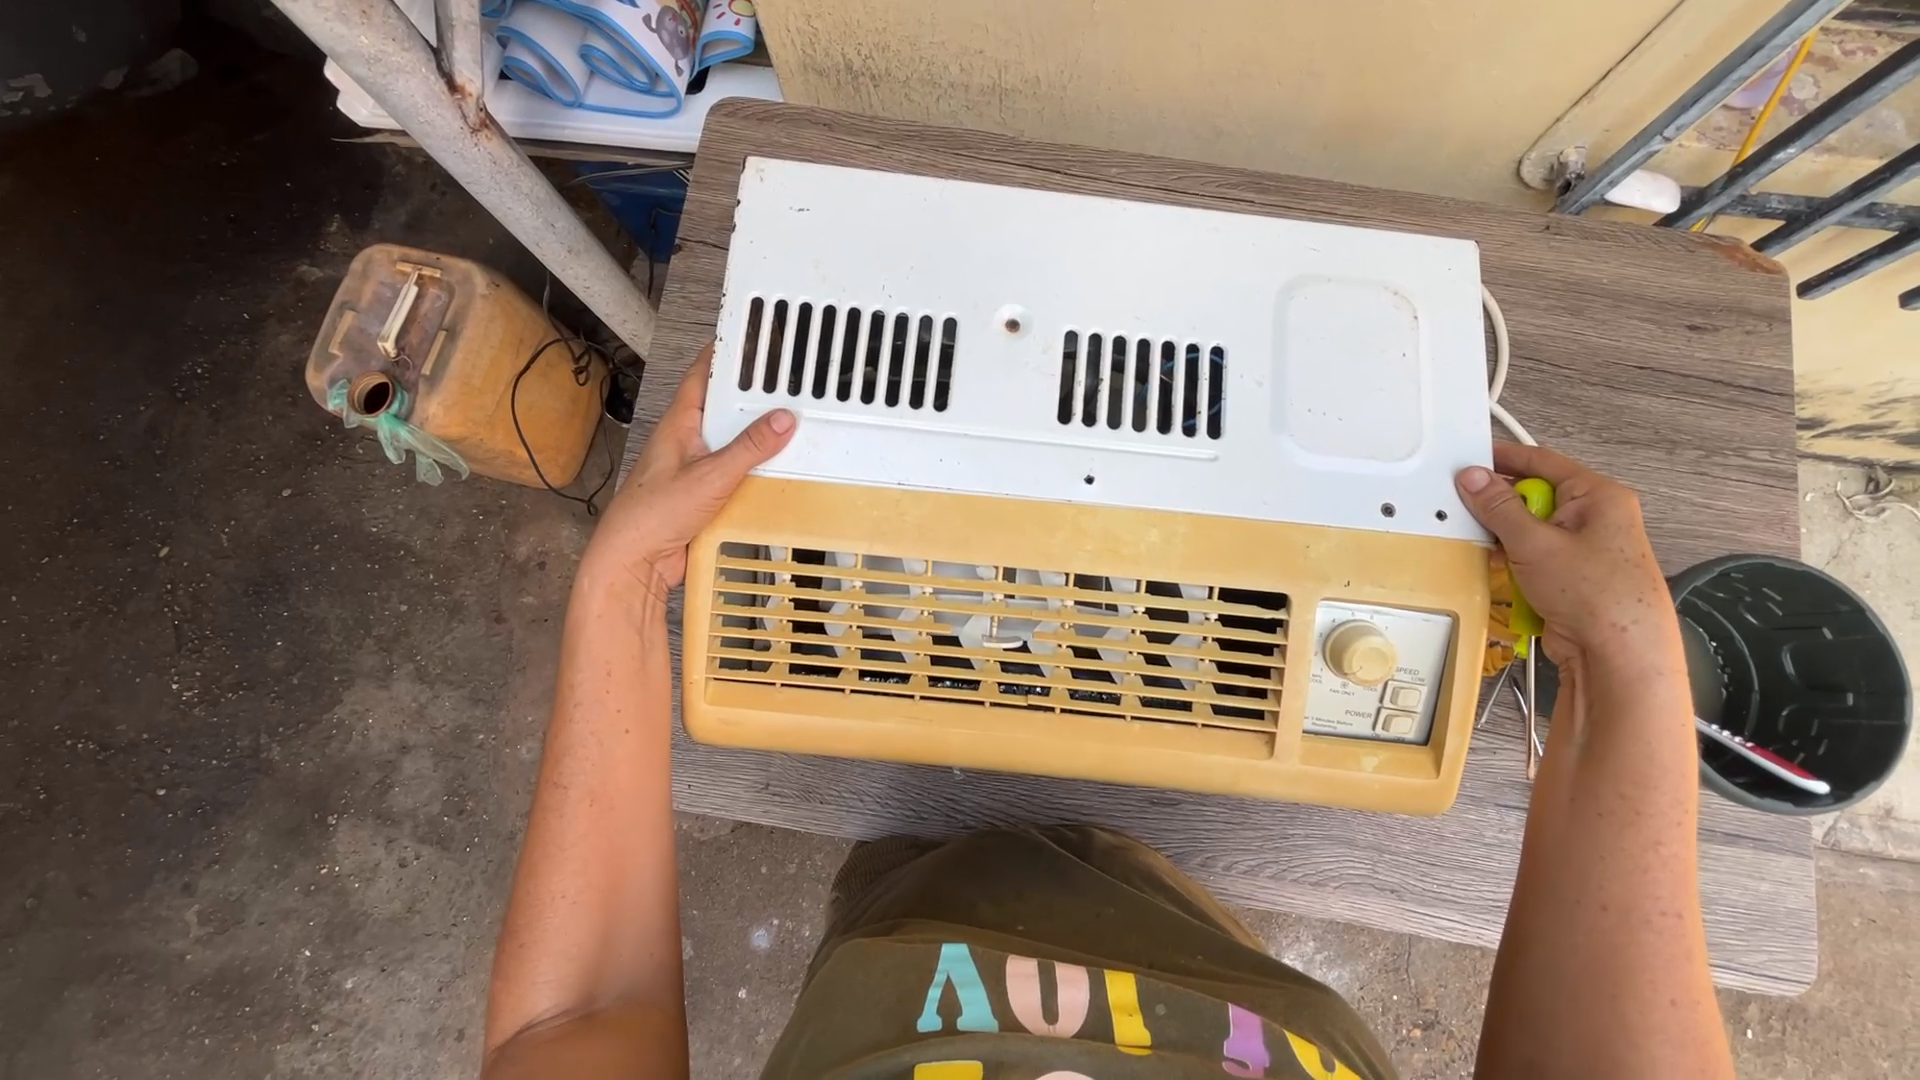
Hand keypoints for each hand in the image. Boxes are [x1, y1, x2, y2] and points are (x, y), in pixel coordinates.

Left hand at [580, 343, 794, 604]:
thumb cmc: (652, 514)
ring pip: (734, 443)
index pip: (705, 373)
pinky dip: (756, 471)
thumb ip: (749, 448)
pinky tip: (776, 473)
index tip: (755, 338)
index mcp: (679, 423)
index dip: (729, 354)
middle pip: (726, 409)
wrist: (634, 562)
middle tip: (788, 385)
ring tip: (791, 426)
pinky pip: (737, 474)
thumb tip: (782, 418)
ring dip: (758, 439)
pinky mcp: (705, 494)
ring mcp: (696, 468)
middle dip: (755, 398)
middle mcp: (687, 441)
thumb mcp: (710, 476)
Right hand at [1455, 443, 1677, 670]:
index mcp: (1598, 497)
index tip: (1467, 461)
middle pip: (1532, 498)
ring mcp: (1582, 548)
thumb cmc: (1598, 596)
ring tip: (1498, 556)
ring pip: (1528, 530)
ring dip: (1506, 542)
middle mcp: (1594, 518)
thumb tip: (1474, 477)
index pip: (1542, 462)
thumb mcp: (1534, 543)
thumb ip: (1498, 507)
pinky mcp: (1569, 574)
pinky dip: (1514, 564)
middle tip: (1473, 516)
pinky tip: (1509, 577)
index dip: (1502, 459)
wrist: (1618, 653)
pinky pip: (1530, 556)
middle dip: (1500, 510)